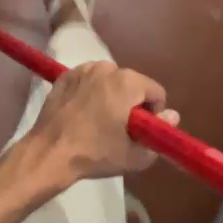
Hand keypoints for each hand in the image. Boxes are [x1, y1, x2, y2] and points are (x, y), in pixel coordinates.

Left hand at [21, 61, 178, 182]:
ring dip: (112, 96)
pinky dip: (91, 92)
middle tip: (121, 129)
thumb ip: (160, 134)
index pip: (156, 91)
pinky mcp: (65, 75)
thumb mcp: (135, 155)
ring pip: (110, 80)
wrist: (50, 152)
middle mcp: (107, 67)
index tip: (142, 131)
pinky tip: (83, 113)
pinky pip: (89, 80)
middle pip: (133, 84)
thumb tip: (172, 116)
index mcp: (127, 82)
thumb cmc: (96, 153)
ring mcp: (83, 69)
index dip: (155, 113)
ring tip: (100, 121)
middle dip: (133, 103)